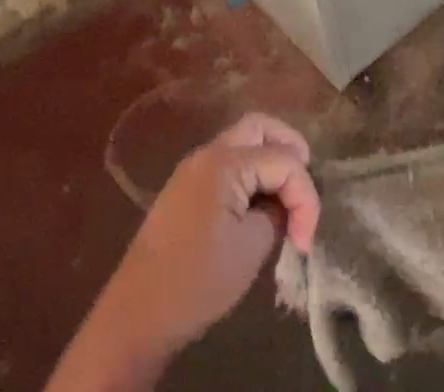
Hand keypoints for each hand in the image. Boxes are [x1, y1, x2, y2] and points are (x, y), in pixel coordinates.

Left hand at [65, 114, 319, 386]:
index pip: (285, 160)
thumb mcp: (254, 245)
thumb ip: (279, 212)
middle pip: (261, 128)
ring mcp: (192, 171)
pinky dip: (252, 176)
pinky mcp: (186, 191)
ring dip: (271, 164)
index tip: (305, 242)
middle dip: (292, 152)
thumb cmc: (199, 280)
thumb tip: (284, 203)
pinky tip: (261, 208)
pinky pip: (228, 166)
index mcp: (224, 163)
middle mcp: (207, 155)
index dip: (305, 198)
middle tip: (304, 191)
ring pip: (244, 144)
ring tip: (286, 203)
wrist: (138, 314)